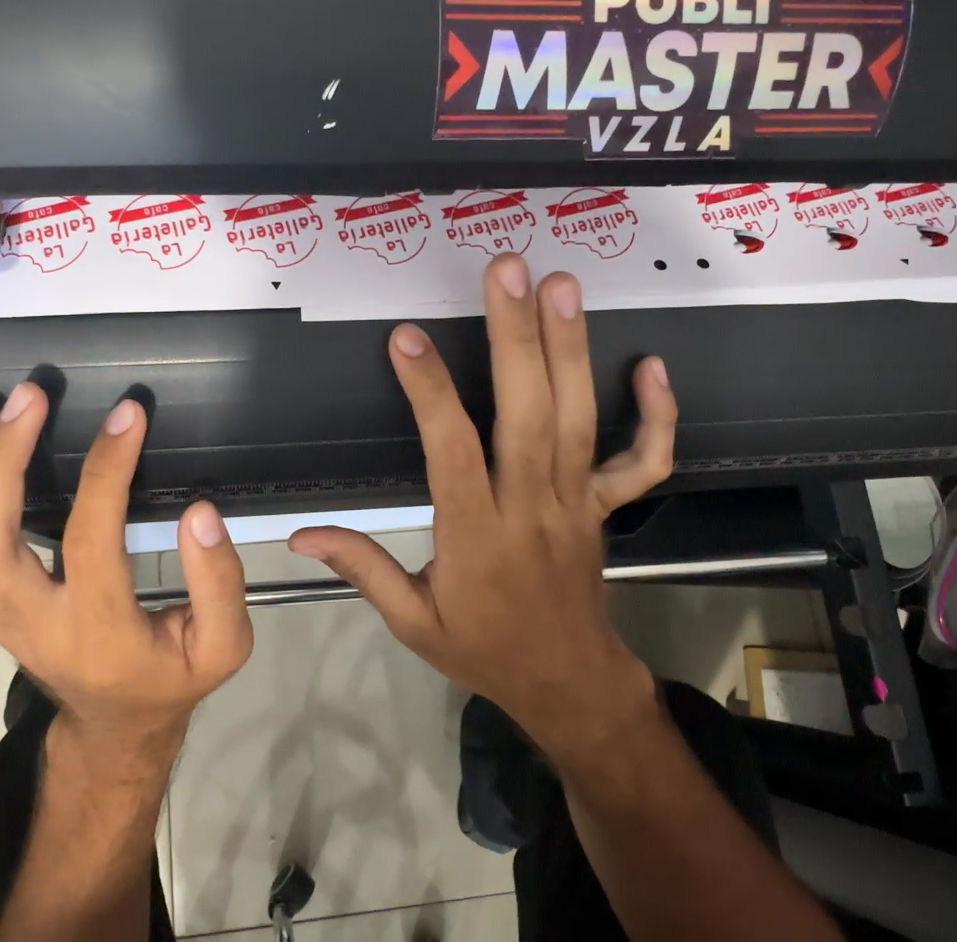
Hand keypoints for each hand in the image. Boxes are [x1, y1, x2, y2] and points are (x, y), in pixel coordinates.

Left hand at [0, 384, 253, 751]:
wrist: (115, 724)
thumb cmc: (169, 677)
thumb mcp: (224, 644)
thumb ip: (220, 582)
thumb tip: (200, 515)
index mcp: (98, 632)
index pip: (90, 542)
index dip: (107, 472)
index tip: (128, 416)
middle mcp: (31, 625)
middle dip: (0, 463)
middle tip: (27, 399)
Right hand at [289, 254, 676, 757]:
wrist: (567, 683)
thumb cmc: (482, 648)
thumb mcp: (411, 621)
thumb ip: (362, 568)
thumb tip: (299, 535)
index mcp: (475, 535)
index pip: (450, 452)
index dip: (430, 393)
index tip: (407, 338)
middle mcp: (530, 508)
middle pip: (527, 416)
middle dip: (516, 339)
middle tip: (507, 272)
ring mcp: (577, 503)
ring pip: (579, 421)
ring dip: (571, 350)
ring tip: (562, 286)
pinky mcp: (606, 507)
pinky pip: (642, 462)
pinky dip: (656, 416)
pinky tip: (649, 364)